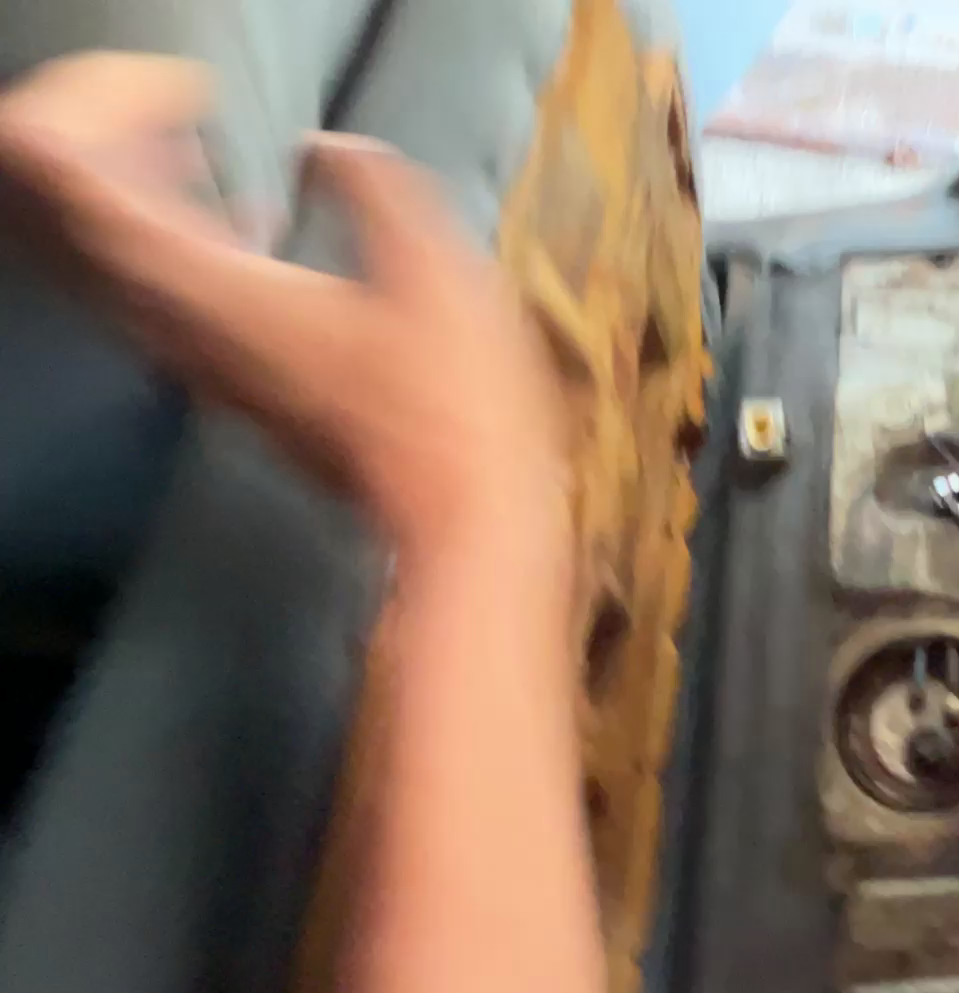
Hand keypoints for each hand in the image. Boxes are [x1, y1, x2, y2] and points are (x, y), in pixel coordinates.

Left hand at [0, 52, 563, 548]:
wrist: (473, 510)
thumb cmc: (460, 402)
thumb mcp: (440, 274)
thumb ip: (376, 189)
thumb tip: (332, 154)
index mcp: (205, 284)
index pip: (63, 158)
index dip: (109, 97)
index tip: (200, 94)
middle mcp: (181, 327)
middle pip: (70, 209)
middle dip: (117, 141)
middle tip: (188, 117)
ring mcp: (215, 369)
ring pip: (123, 260)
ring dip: (158, 198)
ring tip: (222, 172)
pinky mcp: (256, 395)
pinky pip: (179, 303)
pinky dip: (200, 254)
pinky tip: (271, 251)